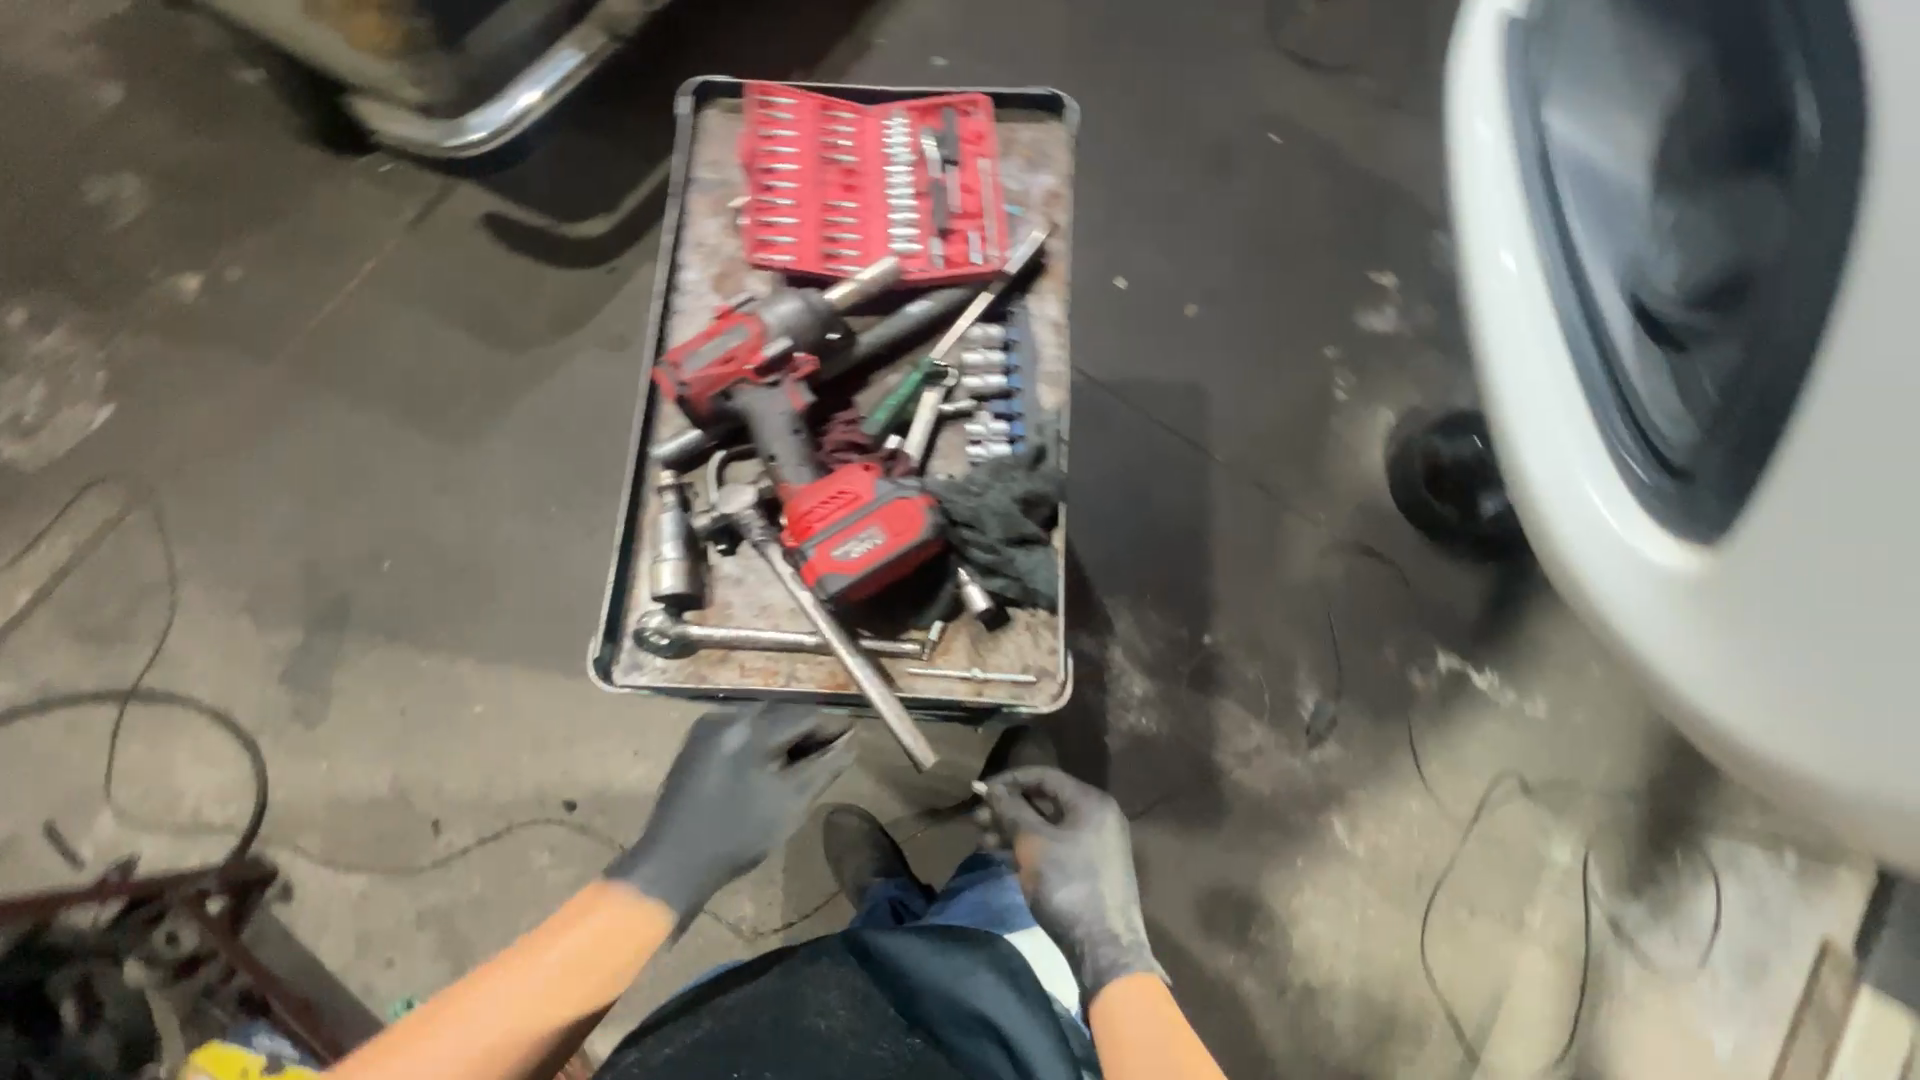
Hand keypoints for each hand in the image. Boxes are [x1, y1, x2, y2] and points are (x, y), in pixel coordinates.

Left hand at [606, 704, 854, 927]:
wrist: (673, 864)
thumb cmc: (738, 834)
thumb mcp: (792, 801)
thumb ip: (826, 766)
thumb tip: (852, 741)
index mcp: (751, 727)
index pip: (805, 714)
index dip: (833, 727)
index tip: (853, 741)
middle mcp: (727, 716)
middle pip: (782, 713)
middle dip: (809, 731)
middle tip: (832, 754)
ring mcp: (708, 728)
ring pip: (761, 721)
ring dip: (786, 736)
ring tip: (804, 762)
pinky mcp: (696, 745)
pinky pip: (741, 732)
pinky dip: (762, 743)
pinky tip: (772, 766)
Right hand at [980, 766, 1164, 997]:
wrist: (1104, 948)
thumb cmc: (1067, 885)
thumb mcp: (1033, 844)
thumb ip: (1011, 810)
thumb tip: (990, 788)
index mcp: (1090, 801)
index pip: (1044, 775)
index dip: (1008, 780)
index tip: (978, 793)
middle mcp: (1097, 816)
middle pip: (1045, 801)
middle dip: (1008, 809)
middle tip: (976, 821)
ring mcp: (1096, 844)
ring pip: (1048, 826)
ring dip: (1014, 830)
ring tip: (982, 841)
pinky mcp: (1090, 869)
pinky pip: (1055, 846)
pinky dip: (1030, 848)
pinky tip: (1003, 857)